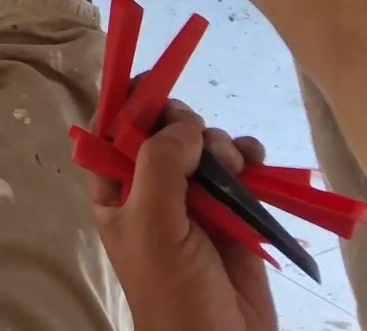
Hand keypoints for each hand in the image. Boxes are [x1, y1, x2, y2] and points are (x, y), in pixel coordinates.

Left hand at [92, 100, 276, 330]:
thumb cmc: (173, 289)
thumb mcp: (152, 223)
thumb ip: (160, 164)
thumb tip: (183, 125)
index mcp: (115, 190)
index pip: (110, 131)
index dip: (124, 101)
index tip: (147, 77)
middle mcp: (149, 189)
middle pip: (160, 130)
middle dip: (179, 120)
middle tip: (195, 129)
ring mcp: (191, 200)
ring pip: (200, 146)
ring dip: (218, 141)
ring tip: (232, 160)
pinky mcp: (231, 214)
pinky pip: (236, 170)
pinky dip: (247, 157)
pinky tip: (255, 160)